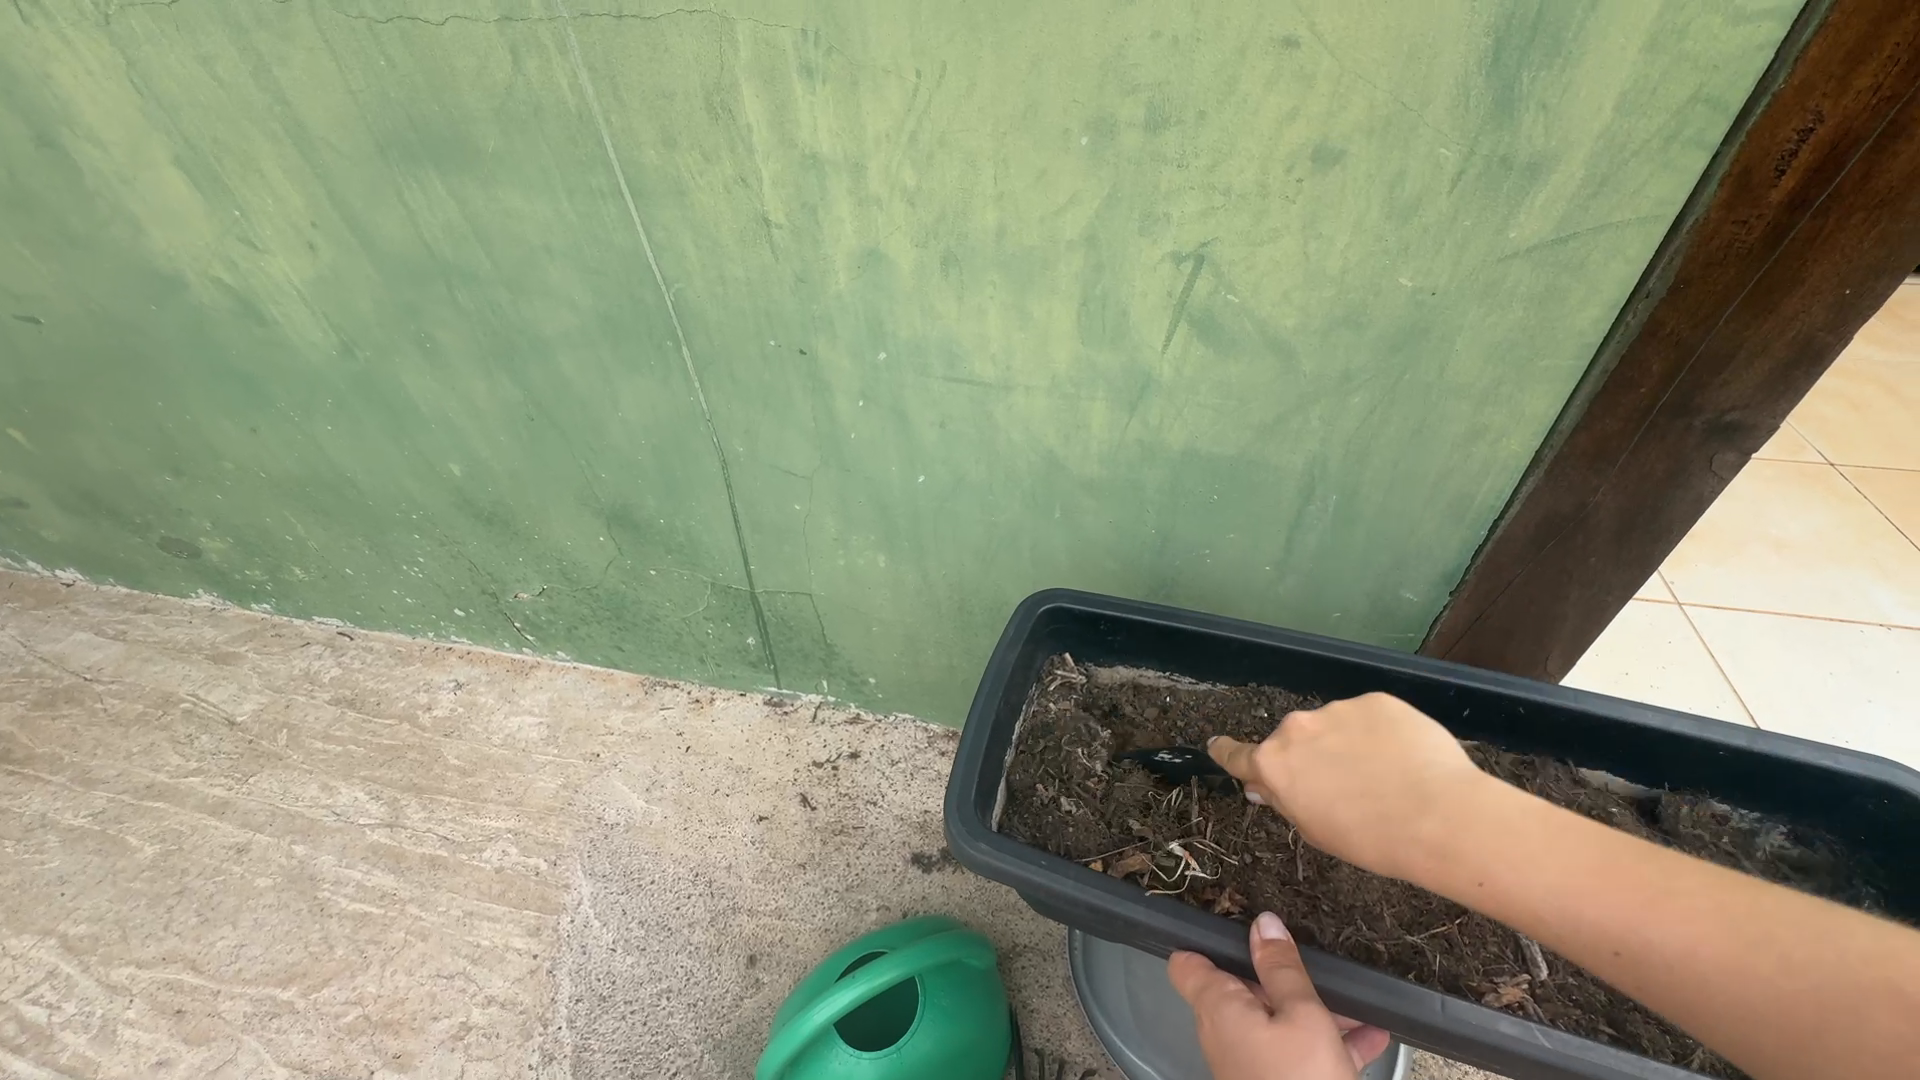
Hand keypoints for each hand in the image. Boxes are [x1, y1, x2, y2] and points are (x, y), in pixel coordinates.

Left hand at [1169, 911, 1390, 1079]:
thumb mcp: (1303, 1016)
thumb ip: (1281, 967)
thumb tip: (1262, 921)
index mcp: (1218, 1007)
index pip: (1187, 964)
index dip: (1207, 942)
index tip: (1236, 925)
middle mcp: (1224, 1033)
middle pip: (1240, 988)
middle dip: (1277, 975)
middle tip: (1315, 961)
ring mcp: (1248, 1065)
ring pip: (1275, 1021)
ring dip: (1311, 1009)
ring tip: (1356, 999)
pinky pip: (1297, 1054)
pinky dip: (1328, 1042)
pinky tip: (1374, 1037)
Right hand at [1208, 692, 1490, 880]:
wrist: (1442, 818)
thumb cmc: (1373, 840)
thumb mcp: (1317, 831)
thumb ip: (1286, 801)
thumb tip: (1265, 786)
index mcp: (1274, 765)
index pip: (1236, 755)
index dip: (1226, 752)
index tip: (1217, 746)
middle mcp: (1296, 729)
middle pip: (1294, 741)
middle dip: (1309, 757)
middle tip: (1343, 787)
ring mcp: (1336, 710)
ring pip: (1334, 727)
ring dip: (1347, 744)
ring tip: (1385, 777)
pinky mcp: (1375, 701)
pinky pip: (1369, 717)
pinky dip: (1380, 734)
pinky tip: (1404, 760)